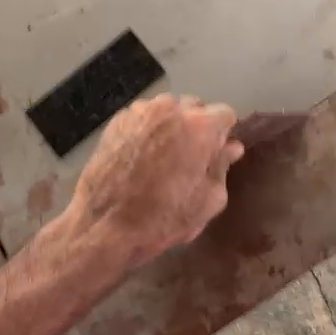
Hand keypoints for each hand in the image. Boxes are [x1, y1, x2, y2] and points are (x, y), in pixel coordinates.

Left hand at [67, 95, 243, 265]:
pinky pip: (144, 118)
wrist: (104, 226)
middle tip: (189, 158)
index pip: (225, 114)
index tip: (215, 154)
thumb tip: (231, 148)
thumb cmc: (163, 218)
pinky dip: (148, 130)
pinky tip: (141, 156)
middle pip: (196, 108)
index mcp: (200, 126)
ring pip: (168, 110)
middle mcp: (172, 108)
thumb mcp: (208, 201)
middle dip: (197, 128)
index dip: (223, 136)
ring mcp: (141, 111)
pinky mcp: (117, 119)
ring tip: (162, 157)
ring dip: (172, 126)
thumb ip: (223, 167)